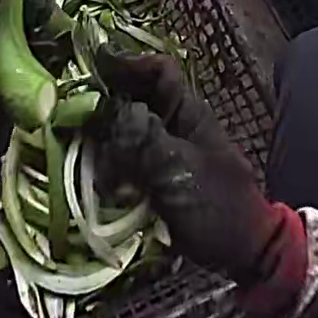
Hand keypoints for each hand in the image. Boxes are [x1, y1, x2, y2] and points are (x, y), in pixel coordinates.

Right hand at [91, 51, 283, 286]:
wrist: (244, 253)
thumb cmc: (217, 207)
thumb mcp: (179, 171)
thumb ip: (144, 139)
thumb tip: (107, 110)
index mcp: (188, 113)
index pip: (159, 71)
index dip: (130, 63)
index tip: (95, 65)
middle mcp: (175, 125)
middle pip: (138, 97)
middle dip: (108, 98)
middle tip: (73, 104)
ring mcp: (167, 151)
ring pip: (129, 128)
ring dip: (105, 132)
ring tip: (76, 135)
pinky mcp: (158, 178)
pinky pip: (128, 159)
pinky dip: (110, 161)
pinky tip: (92, 171)